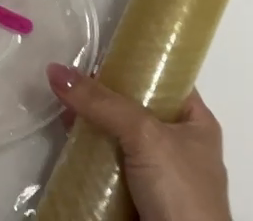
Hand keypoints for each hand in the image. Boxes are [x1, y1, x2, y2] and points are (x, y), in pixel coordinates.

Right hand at [48, 64, 232, 220]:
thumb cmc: (180, 192)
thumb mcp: (144, 135)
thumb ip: (102, 103)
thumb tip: (56, 71)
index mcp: (196, 122)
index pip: (164, 77)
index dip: (133, 62)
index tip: (98, 52)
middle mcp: (179, 145)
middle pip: (134, 108)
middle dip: (102, 96)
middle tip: (69, 77)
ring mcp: (158, 175)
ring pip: (118, 139)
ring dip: (91, 127)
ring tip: (59, 105)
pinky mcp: (137, 199)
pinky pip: (109, 168)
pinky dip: (89, 157)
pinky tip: (65, 142)